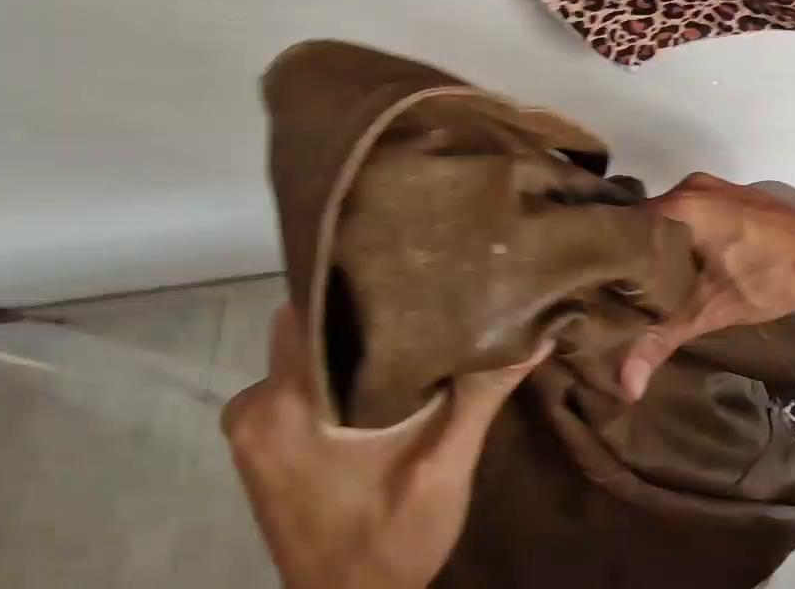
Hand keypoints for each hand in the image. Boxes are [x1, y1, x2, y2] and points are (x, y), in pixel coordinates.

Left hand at [221, 304, 546, 588]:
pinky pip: (309, 375)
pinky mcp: (270, 440)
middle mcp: (253, 407)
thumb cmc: (387, 541)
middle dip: (372, 303)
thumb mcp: (445, 466)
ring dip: (364, 334)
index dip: (363, 275)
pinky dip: (351, 362)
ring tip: (430, 313)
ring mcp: (256, 425)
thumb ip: (482, 393)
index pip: (313, 307)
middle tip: (439, 282)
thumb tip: (541, 331)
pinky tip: (403, 359)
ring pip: (313, 347)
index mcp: (282, 408)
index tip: (418, 252)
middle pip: (313, 322)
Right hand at [618, 173, 794, 398]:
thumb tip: (625, 388)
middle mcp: (695, 186)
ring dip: (661, 251)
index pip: (622, 225)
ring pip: (673, 220)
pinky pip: (697, 217)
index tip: (588, 288)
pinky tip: (681, 272)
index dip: (604, 258)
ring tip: (639, 290)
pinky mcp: (740, 199)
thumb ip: (661, 340)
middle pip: (646, 223)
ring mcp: (720, 189)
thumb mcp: (711, 310)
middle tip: (608, 296)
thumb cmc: (771, 276)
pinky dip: (686, 241)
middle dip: (631, 258)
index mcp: (681, 202)